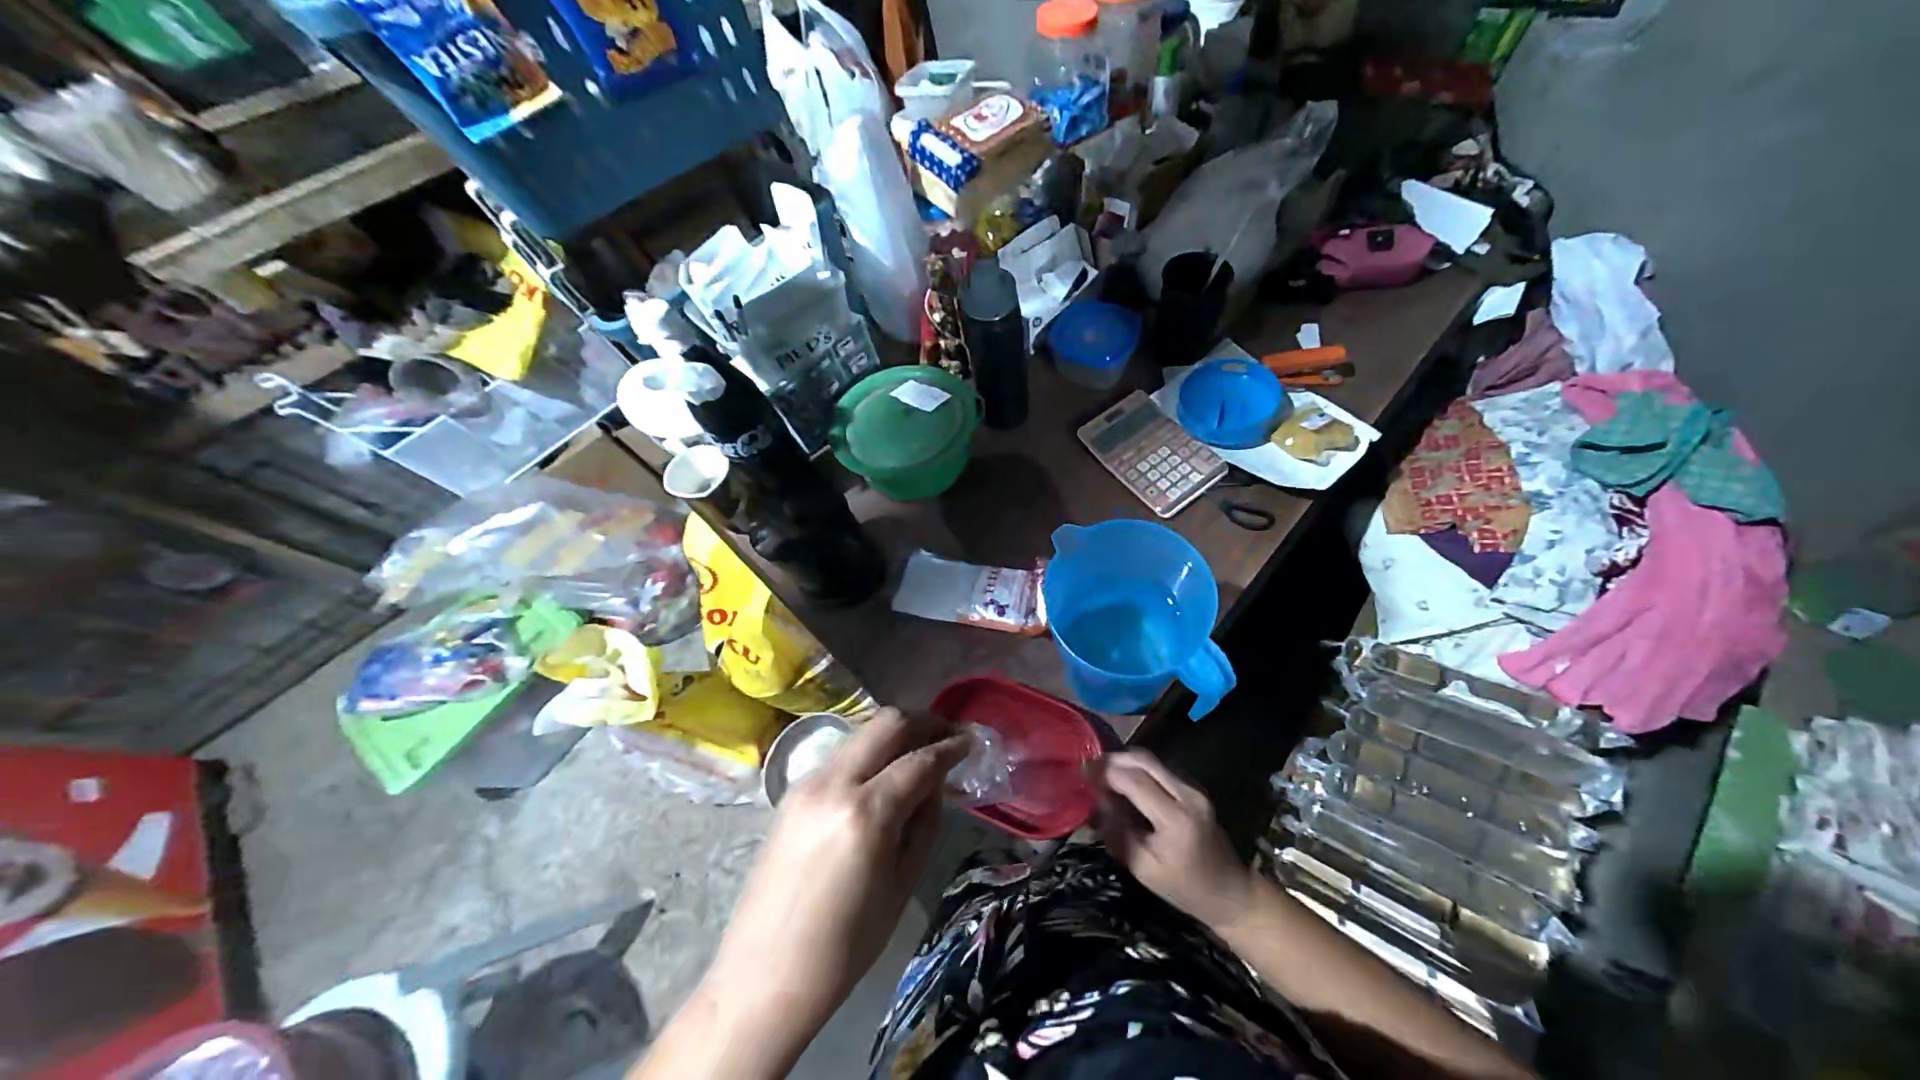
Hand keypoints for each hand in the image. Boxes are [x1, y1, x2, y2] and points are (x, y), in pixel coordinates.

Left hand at [702, 708, 968, 1040]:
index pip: (919, 760)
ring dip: (896, 734)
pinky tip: (885, 775)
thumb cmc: (845, 946)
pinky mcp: (791, 793)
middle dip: (924, 722)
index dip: (952, 746)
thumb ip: (924, 822)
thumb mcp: (901, 885)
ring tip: (921, 753)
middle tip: (950, 735)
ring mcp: (806, 784)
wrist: (765, 975)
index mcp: (865, 814)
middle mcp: (833, 784)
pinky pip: (841, 755)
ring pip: (861, 733)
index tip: (973, 741)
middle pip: (887, 723)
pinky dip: (870, 753)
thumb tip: (935, 783)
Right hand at [1090, 750, 1257, 931]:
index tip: (1080, 770)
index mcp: (1176, 818)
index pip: (1133, 781)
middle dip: (1112, 759)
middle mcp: (1188, 795)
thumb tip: (1095, 803)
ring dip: (1125, 762)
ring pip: (1152, 761)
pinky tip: (1123, 781)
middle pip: (1144, 760)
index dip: (1104, 772)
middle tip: (1088, 767)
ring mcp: (1194, 789)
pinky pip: (1160, 769)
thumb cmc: (1186, 889)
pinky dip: (1138, 769)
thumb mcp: (1143, 869)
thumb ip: (1117, 833)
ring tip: (1101, 773)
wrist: (1231, 893)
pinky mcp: (1194, 789)